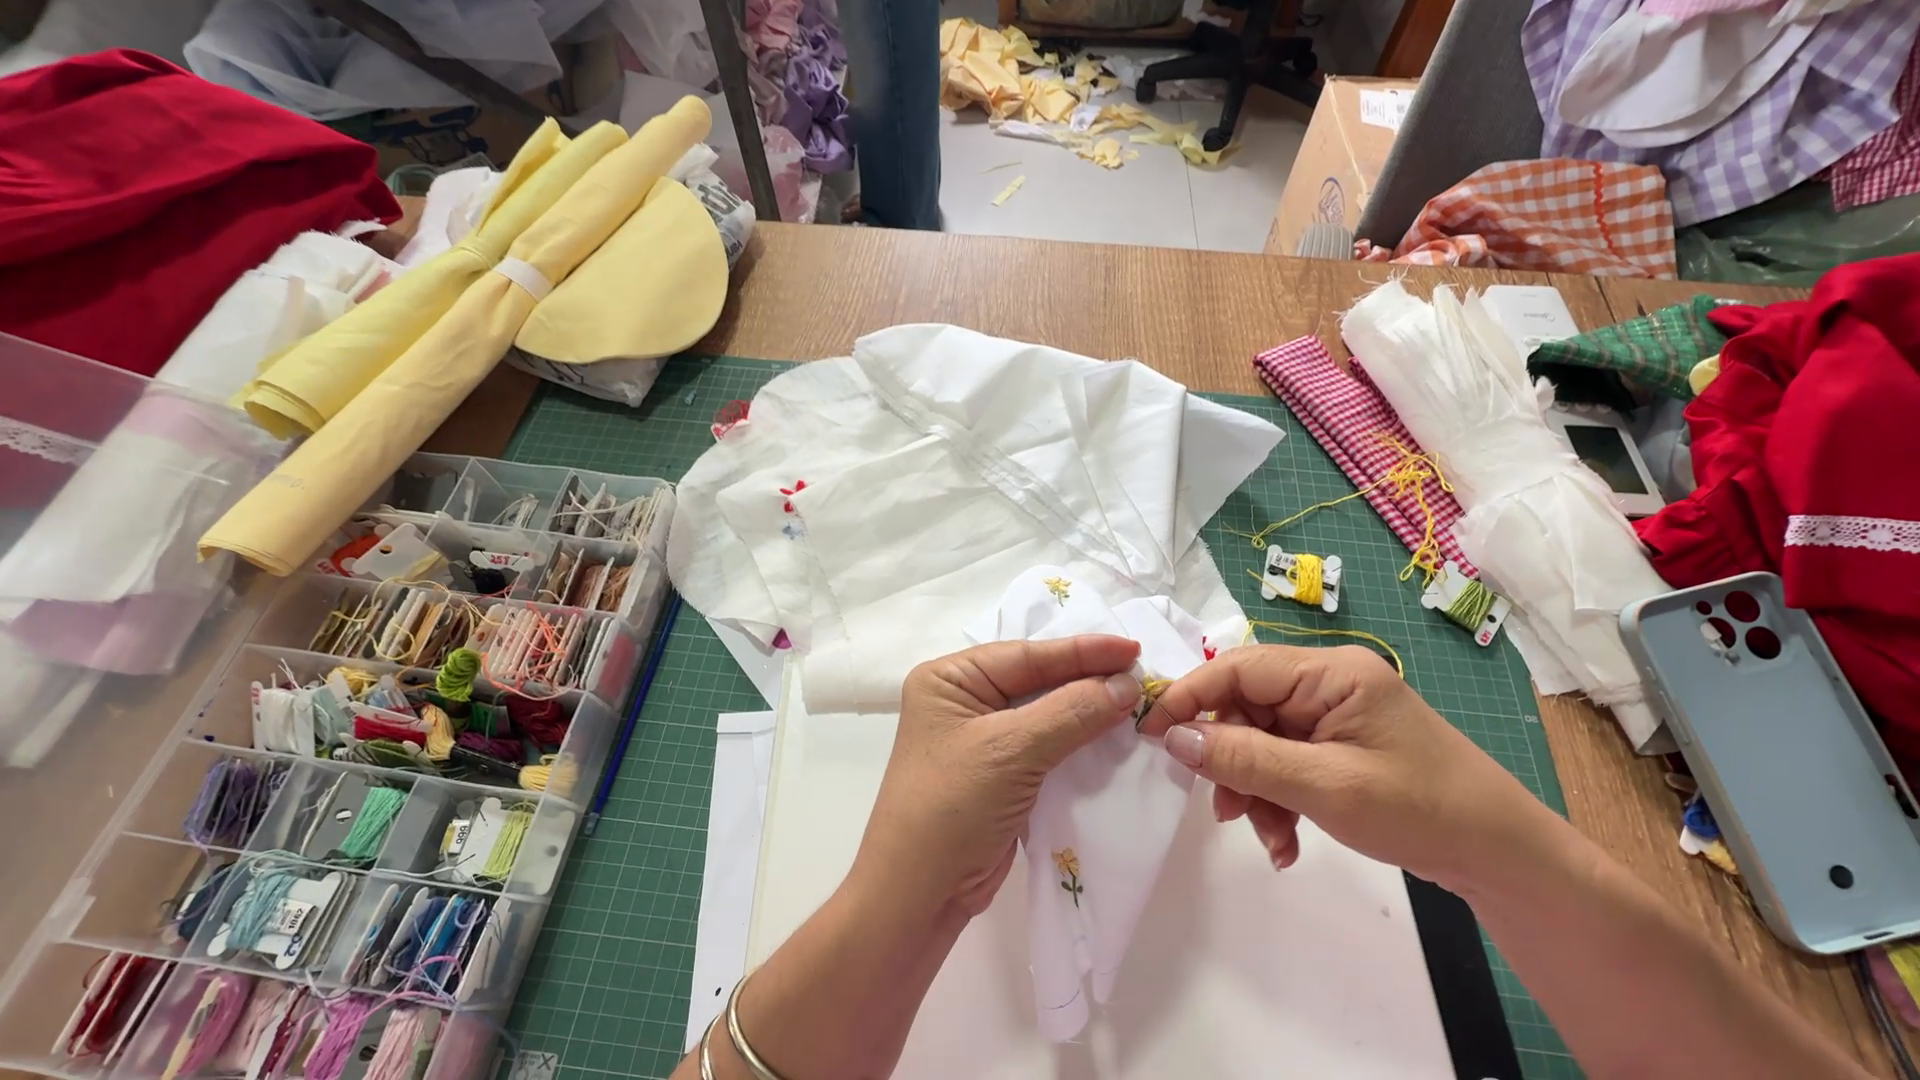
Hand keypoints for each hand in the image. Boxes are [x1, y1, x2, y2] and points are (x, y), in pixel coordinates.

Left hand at [852, 636, 1142, 917]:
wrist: (920, 894)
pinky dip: (1080, 742)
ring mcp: (982, 740)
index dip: (1082, 651)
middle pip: (1038, 680)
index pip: (1026, 655)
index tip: (1133, 648)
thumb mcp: (1011, 750)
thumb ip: (1071, 712)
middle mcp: (963, 701)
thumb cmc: (953, 807)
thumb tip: (1126, 685)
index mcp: (950, 679)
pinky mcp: (1001, 775)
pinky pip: (1048, 746)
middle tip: (1142, 673)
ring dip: (1089, 711)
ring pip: (1047, 714)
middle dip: (1088, 679)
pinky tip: (1113, 736)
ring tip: (1137, 701)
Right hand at [1141, 645, 1554, 893]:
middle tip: (1223, 808)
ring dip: (1252, 788)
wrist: (1503, 858)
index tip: (1150, 733)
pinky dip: (1276, 799)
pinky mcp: (1339, 747)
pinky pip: (1285, 763)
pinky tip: (1285, 842)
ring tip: (1266, 835)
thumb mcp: (1324, 787)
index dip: (1189, 697)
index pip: (1237, 668)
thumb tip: (1172, 738)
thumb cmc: (1420, 809)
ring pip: (1260, 741)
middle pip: (1245, 707)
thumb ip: (1244, 759)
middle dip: (1229, 760)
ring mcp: (1334, 716)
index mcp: (1330, 673)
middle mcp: (1327, 684)